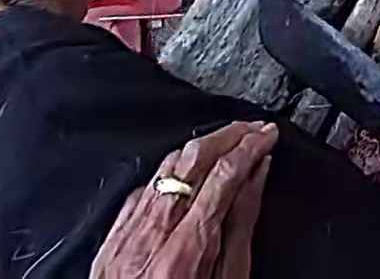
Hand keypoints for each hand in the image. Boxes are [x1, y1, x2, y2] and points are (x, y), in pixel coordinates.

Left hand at [90, 121, 278, 278]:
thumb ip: (242, 225)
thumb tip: (258, 173)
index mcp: (184, 252)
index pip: (224, 174)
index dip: (251, 145)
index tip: (268, 134)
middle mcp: (151, 236)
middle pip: (195, 158)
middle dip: (230, 134)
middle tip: (254, 128)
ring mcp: (126, 236)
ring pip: (168, 164)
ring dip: (203, 145)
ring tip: (228, 141)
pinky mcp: (111, 241)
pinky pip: (145, 187)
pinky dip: (172, 170)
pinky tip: (188, 171)